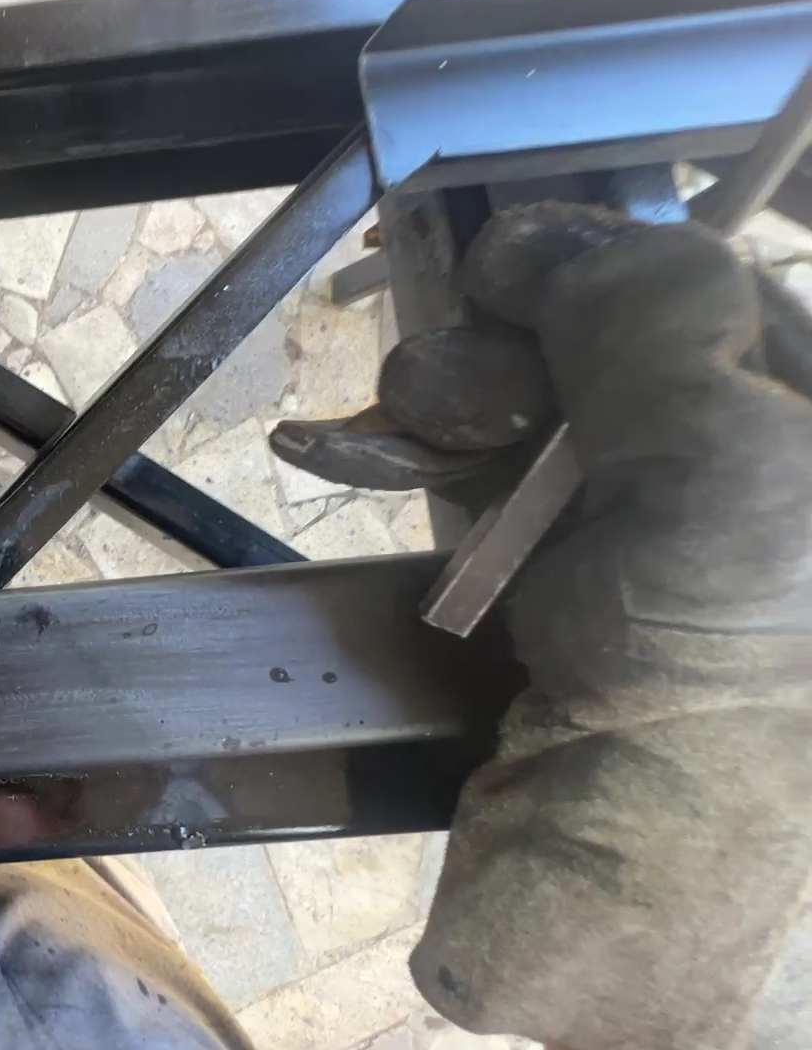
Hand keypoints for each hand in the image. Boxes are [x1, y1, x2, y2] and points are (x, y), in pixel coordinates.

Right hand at [275, 205, 811, 1049]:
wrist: (642, 836)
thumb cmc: (730, 661)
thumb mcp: (723, 473)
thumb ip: (645, 326)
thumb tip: (532, 231)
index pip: (690, 275)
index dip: (575, 255)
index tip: (468, 259)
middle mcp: (739, 435)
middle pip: (580, 334)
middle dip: (488, 354)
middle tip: (436, 401)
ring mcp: (626, 492)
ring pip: (506, 396)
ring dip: (422, 408)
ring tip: (361, 442)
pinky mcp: (538, 539)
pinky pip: (460, 461)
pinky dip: (392, 453)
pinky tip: (328, 451)